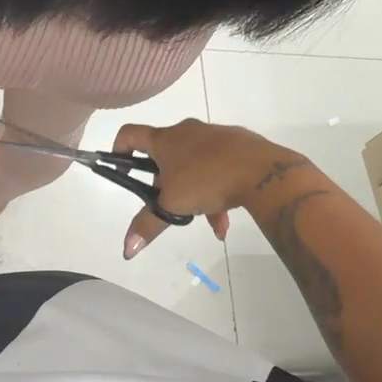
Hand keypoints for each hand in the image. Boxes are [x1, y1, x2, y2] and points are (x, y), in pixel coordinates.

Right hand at [111, 119, 315, 258]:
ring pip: (195, 165)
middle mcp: (186, 131)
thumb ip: (148, 224)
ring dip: (195, 193)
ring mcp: (214, 136)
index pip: (129, 134)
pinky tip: (225, 222)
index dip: (119, 150)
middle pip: (165, 155)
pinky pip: (220, 168)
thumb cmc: (207, 180)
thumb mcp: (172, 205)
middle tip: (170, 204)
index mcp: (164, 139)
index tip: (122, 170)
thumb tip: (127, 249)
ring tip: (206, 223)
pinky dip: (218, 192)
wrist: (262, 170)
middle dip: (165, 183)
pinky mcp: (238, 144)